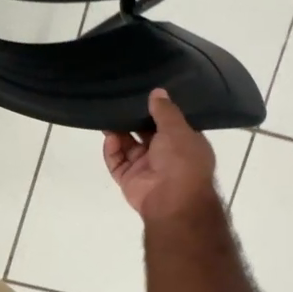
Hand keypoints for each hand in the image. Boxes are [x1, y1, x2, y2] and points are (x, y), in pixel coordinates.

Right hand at [104, 89, 218, 222]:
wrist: (172, 200)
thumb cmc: (182, 161)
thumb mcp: (177, 129)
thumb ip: (165, 111)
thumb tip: (157, 91)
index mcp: (184, 143)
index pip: (170, 123)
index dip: (158, 110)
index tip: (145, 94)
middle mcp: (165, 155)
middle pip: (145, 133)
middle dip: (133, 120)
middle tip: (120, 102)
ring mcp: (145, 167)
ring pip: (128, 146)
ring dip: (119, 132)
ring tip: (108, 115)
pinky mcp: (128, 178)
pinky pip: (116, 161)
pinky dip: (112, 150)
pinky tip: (109, 137)